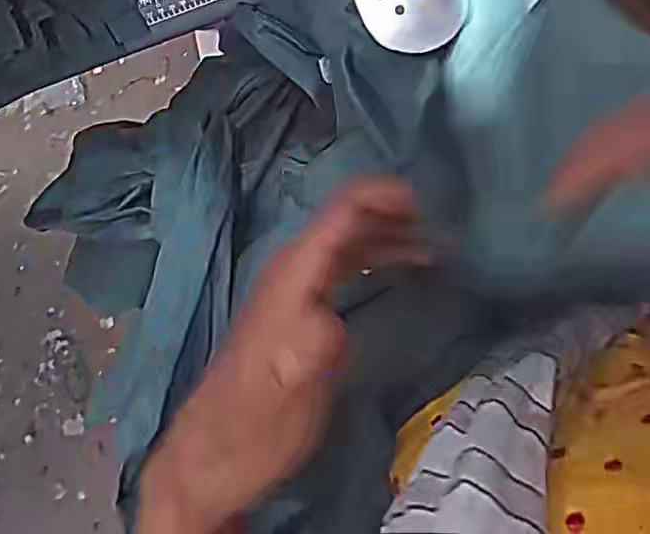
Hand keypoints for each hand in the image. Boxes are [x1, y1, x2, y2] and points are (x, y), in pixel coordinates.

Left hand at [138, 178, 426, 533]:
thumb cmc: (256, 421)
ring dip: (389, 233)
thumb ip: (318, 342)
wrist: (214, 453)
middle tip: (436, 225)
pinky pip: (346, 261)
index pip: (343, 210)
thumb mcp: (294, 385)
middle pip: (348, 215)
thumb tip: (338, 319)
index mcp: (295, 271)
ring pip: (350, 237)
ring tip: (430, 244)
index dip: (381, 196)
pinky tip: (401, 265)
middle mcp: (296, 265)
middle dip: (392, 211)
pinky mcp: (303, 302)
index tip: (421, 202)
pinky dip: (377, 255)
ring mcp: (299, 282)